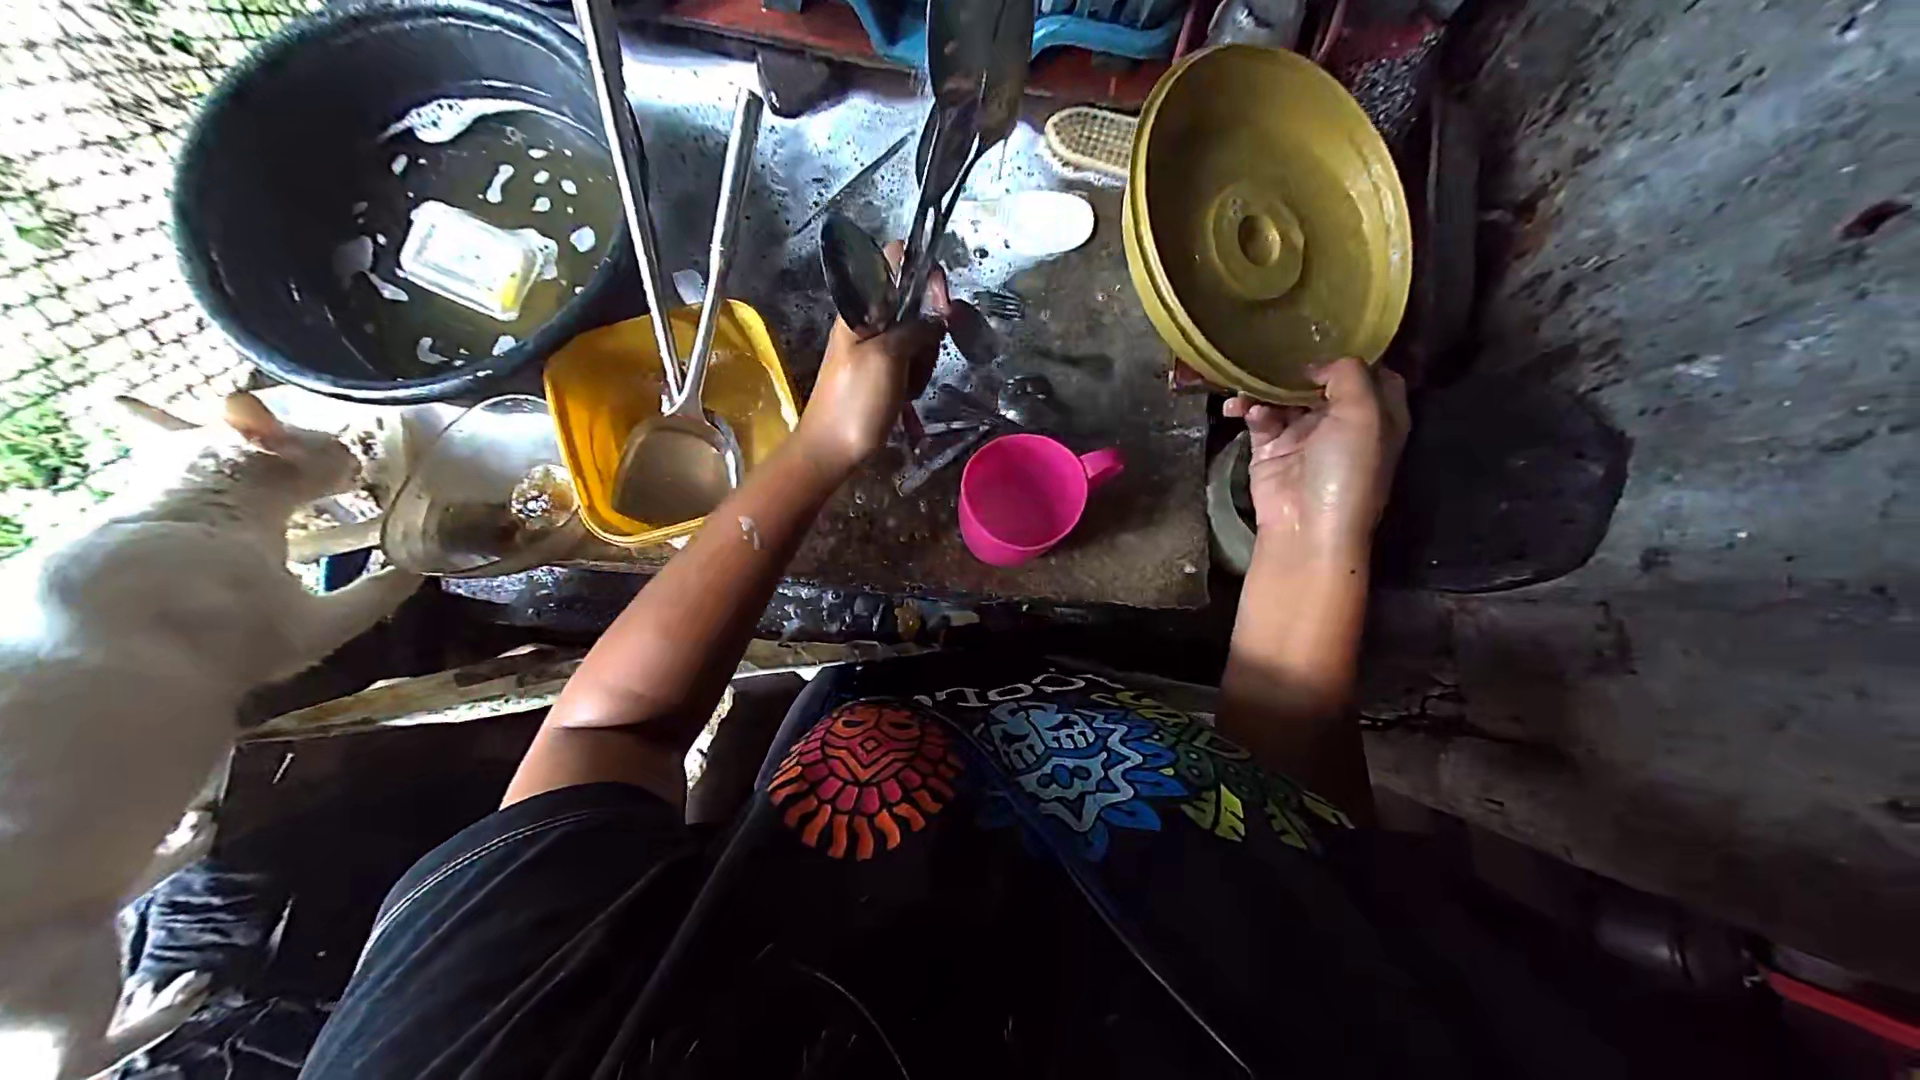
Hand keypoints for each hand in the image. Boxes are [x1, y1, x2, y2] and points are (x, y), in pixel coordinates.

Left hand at [793, 242, 948, 475]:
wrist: (832, 450)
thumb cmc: (856, 402)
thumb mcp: (887, 357)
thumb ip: (914, 328)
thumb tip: (938, 317)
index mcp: (862, 307)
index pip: (894, 262)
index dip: (923, 273)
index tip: (942, 303)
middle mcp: (869, 322)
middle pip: (914, 304)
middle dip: (928, 329)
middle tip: (920, 358)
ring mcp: (876, 350)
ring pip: (917, 337)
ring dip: (923, 360)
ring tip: (910, 384)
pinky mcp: (882, 375)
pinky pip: (911, 363)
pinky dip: (916, 377)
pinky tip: (909, 396)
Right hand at [1223, 357, 1408, 554]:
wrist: (1306, 525)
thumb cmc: (1346, 468)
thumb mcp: (1364, 412)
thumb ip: (1347, 373)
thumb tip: (1316, 364)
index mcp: (1377, 413)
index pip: (1369, 370)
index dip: (1349, 351)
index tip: (1324, 332)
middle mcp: (1342, 421)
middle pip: (1320, 380)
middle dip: (1298, 364)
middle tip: (1275, 346)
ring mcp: (1304, 434)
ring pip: (1284, 395)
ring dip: (1265, 385)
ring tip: (1245, 380)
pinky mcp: (1270, 447)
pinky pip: (1257, 417)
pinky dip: (1247, 408)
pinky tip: (1238, 407)